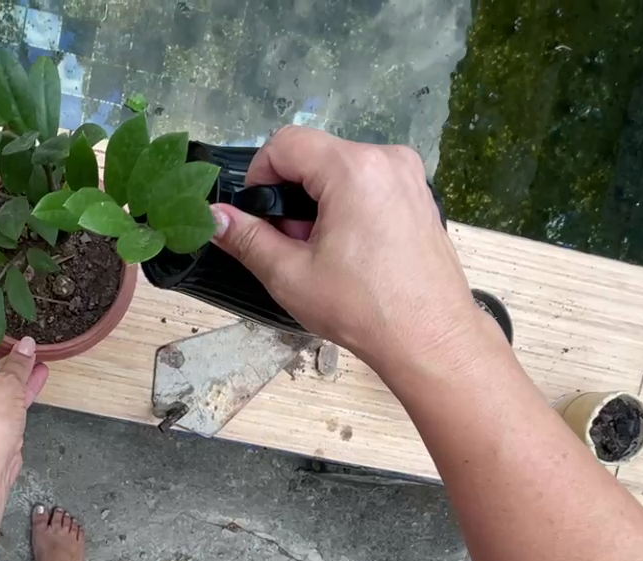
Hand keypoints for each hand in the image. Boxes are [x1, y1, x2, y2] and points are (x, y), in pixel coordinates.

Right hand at [210, 127, 495, 376]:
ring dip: (316, 206)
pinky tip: (348, 254)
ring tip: (320, 255)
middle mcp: (386, 157)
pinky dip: (345, 209)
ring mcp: (408, 174)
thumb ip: (248, 239)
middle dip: (290, 197)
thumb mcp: (290, 276)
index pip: (286, 142)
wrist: (428, 336)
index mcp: (353, 169)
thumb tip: (214, 218)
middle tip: (291, 247)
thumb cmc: (358, 308)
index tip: (258, 218)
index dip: (259, 176)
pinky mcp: (418, 194)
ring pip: (339, 172)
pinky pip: (366, 185)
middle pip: (314, 156)